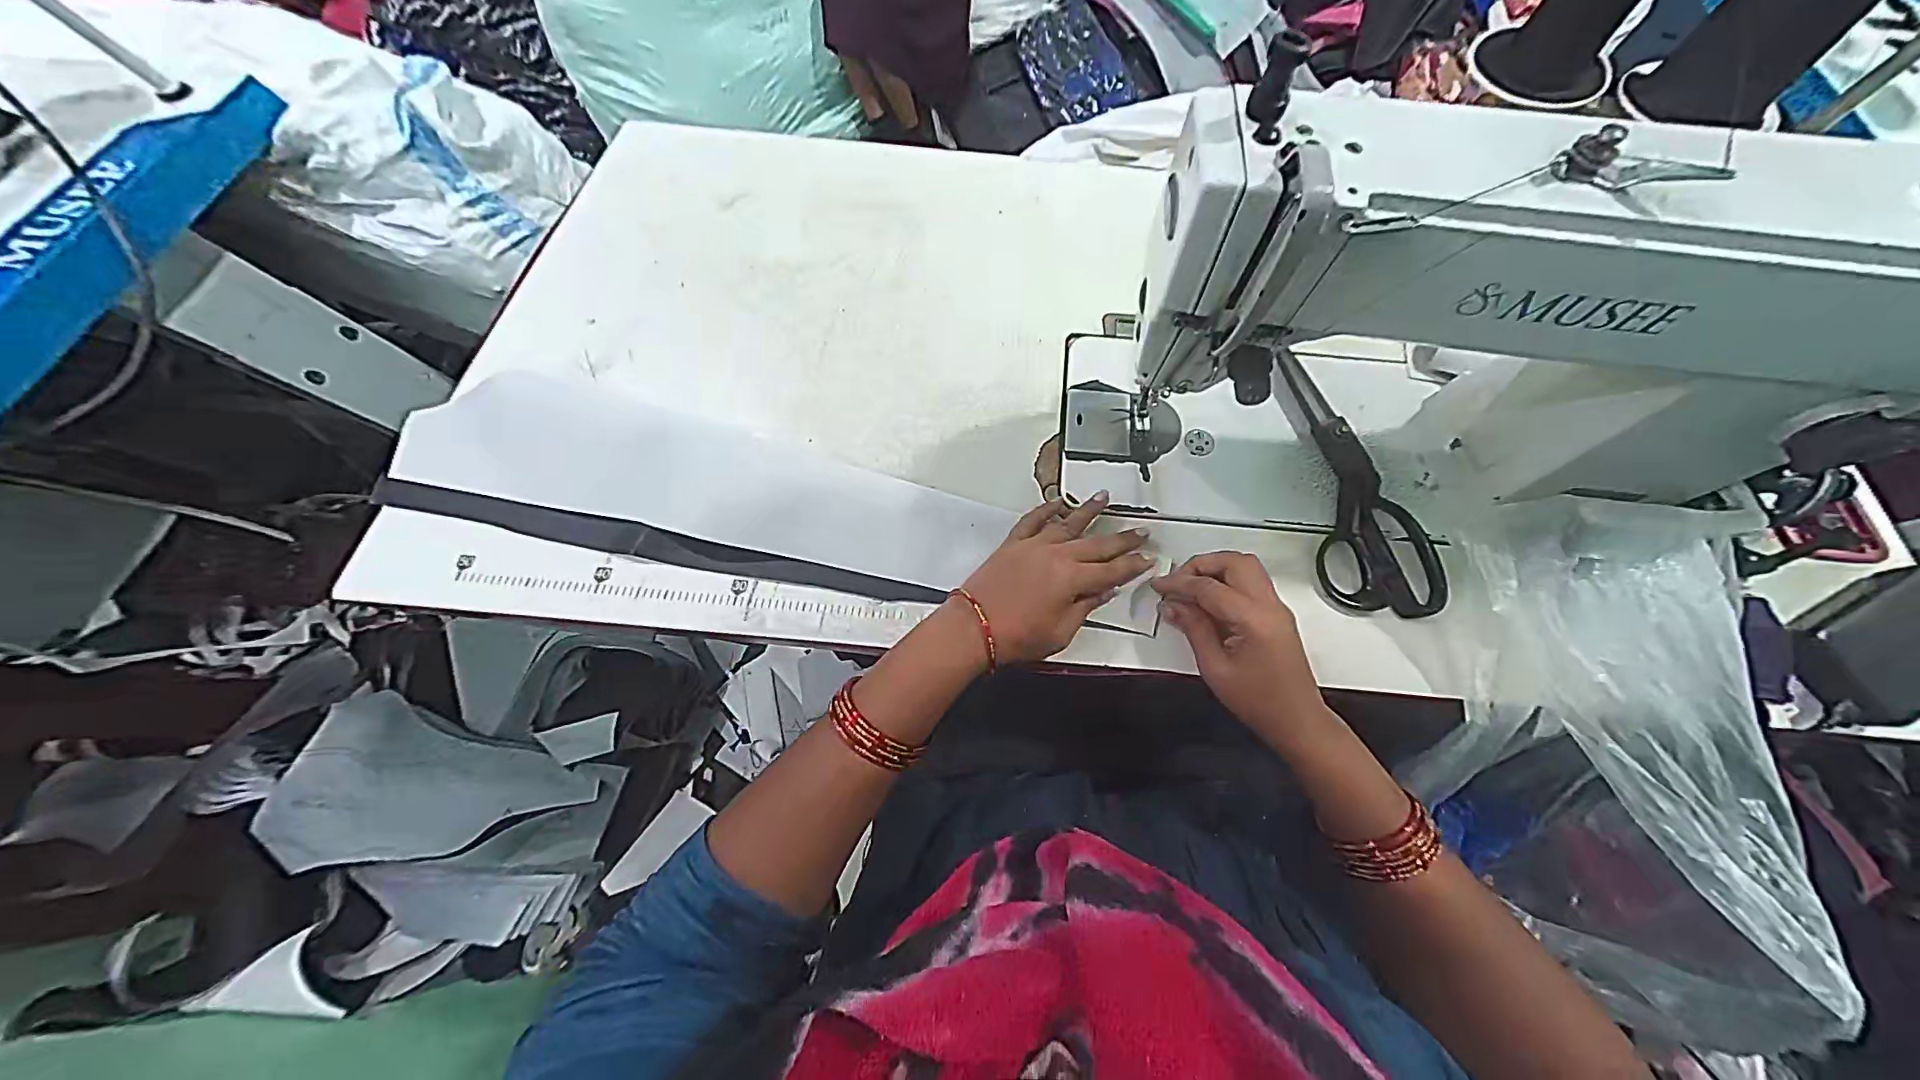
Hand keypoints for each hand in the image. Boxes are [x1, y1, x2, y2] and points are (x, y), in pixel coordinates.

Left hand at [958, 492, 1153, 663]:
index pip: (1112, 570)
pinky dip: (1046, 509)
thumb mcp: (1060, 632)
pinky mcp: (1013, 545)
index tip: (1146, 559)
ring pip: (1068, 523)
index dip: (1133, 565)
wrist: (974, 628)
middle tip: (1140, 532)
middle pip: (1098, 544)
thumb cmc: (1014, 636)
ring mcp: (1033, 547)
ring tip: (1104, 498)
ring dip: (1088, 511)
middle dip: (1123, 539)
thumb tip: (1102, 593)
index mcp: (1072, 580)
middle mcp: (1056, 556)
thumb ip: (1084, 608)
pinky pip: (1033, 520)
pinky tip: (1057, 503)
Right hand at [1152, 552, 1325, 737]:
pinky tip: (1208, 602)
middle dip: (1201, 565)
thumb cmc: (1258, 702)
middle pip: (1234, 562)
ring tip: (1190, 589)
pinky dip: (1227, 581)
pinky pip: (1251, 582)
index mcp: (1254, 619)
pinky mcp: (1276, 615)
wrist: (1296, 720)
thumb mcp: (1214, 668)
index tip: (1159, 586)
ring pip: (1245, 567)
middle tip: (1177, 582)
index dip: (1179, 583)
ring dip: (1215, 569)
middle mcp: (1270, 606)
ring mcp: (1277, 608)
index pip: (1209, 586)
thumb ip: (1194, 629)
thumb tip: (1174, 605)